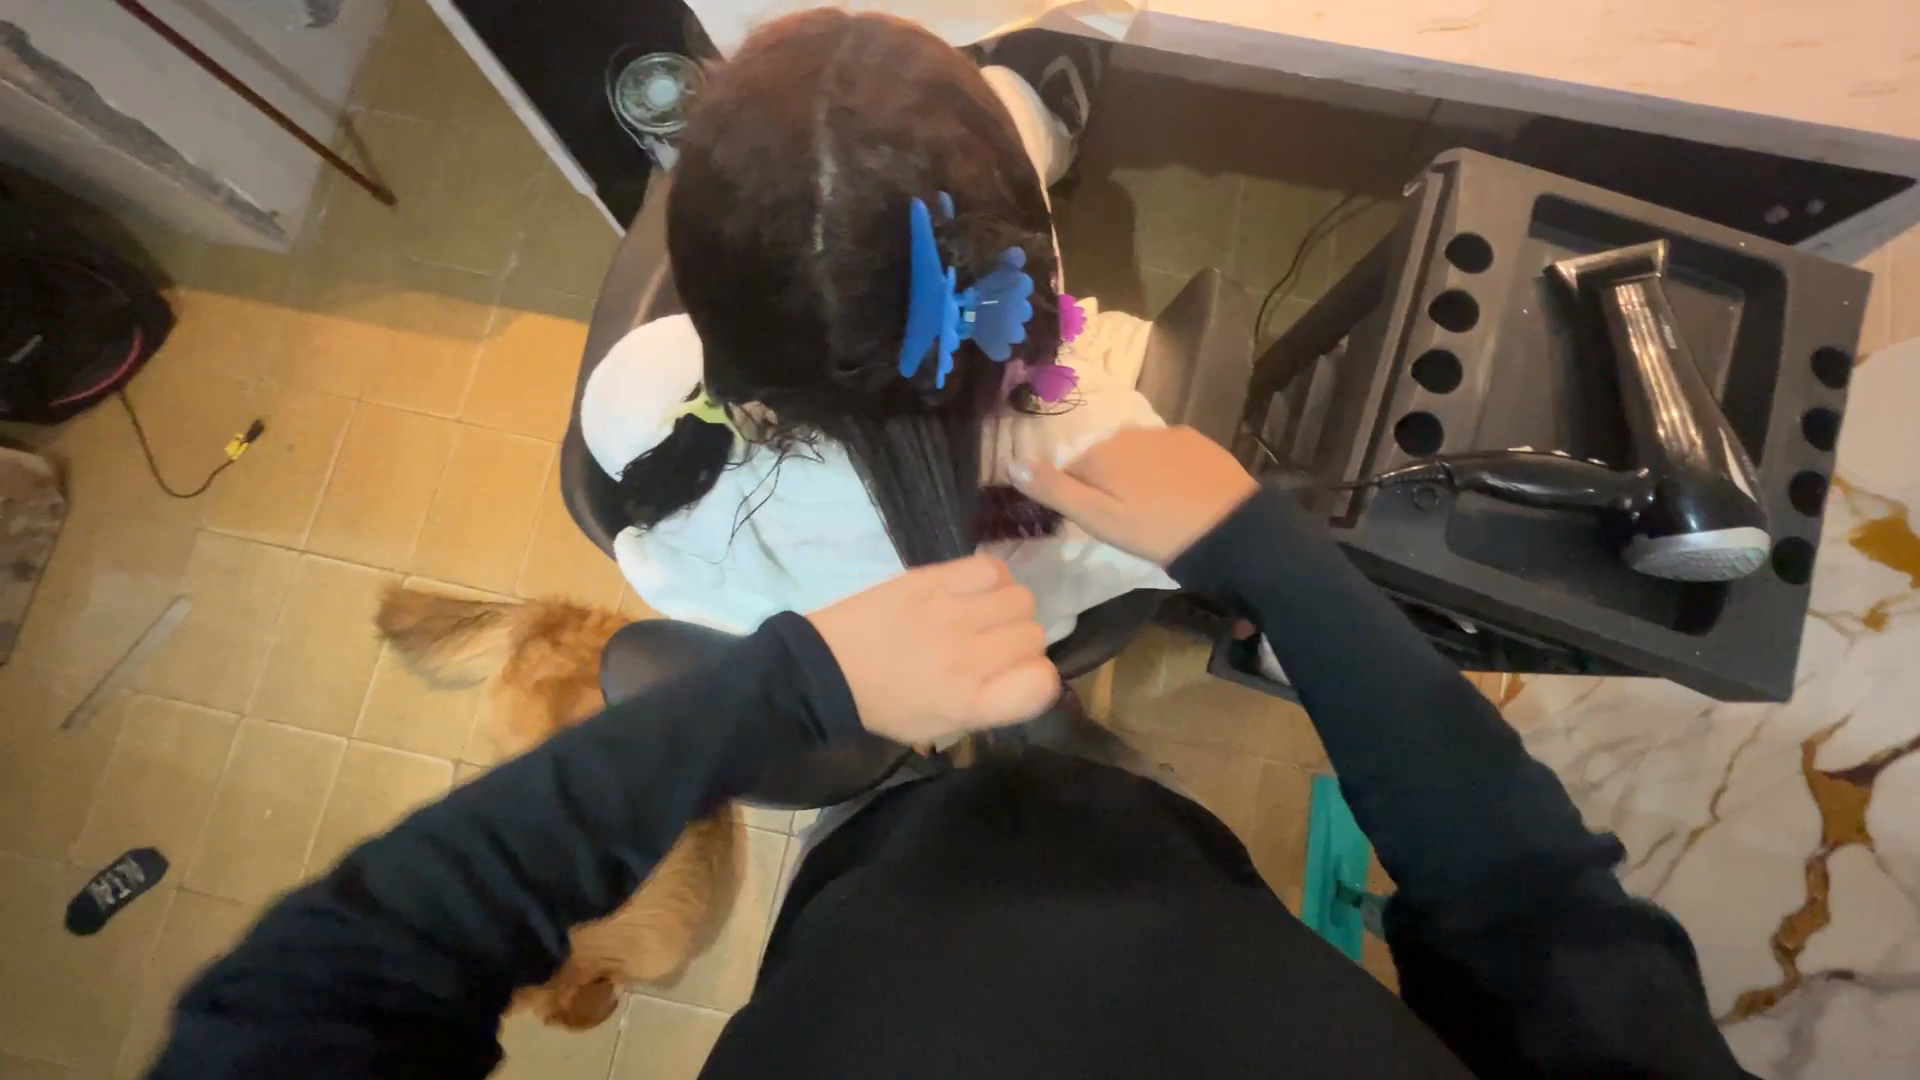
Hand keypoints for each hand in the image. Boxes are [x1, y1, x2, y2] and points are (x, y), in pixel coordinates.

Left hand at [808, 555, 1057, 742]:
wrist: (828, 668)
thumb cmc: (887, 703)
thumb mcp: (943, 726)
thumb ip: (995, 703)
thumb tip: (1032, 670)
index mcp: (970, 703)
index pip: (1044, 682)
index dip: (1038, 677)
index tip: (1017, 675)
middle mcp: (968, 658)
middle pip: (1036, 636)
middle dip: (1020, 642)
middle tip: (990, 644)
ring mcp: (951, 614)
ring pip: (1021, 598)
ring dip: (1009, 609)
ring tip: (982, 615)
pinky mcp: (932, 579)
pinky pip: (992, 568)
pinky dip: (991, 579)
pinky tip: (972, 591)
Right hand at [1010, 426, 1258, 564]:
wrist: (1231, 530)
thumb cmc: (1156, 531)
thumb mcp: (1098, 519)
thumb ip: (1053, 490)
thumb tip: (1011, 463)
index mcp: (1100, 454)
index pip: (1070, 472)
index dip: (1080, 499)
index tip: (1100, 525)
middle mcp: (1128, 433)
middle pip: (1102, 461)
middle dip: (1107, 486)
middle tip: (1128, 523)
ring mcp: (1165, 434)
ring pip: (1134, 457)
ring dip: (1136, 478)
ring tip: (1155, 513)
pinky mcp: (1196, 441)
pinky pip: (1166, 455)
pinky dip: (1165, 472)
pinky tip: (1180, 497)